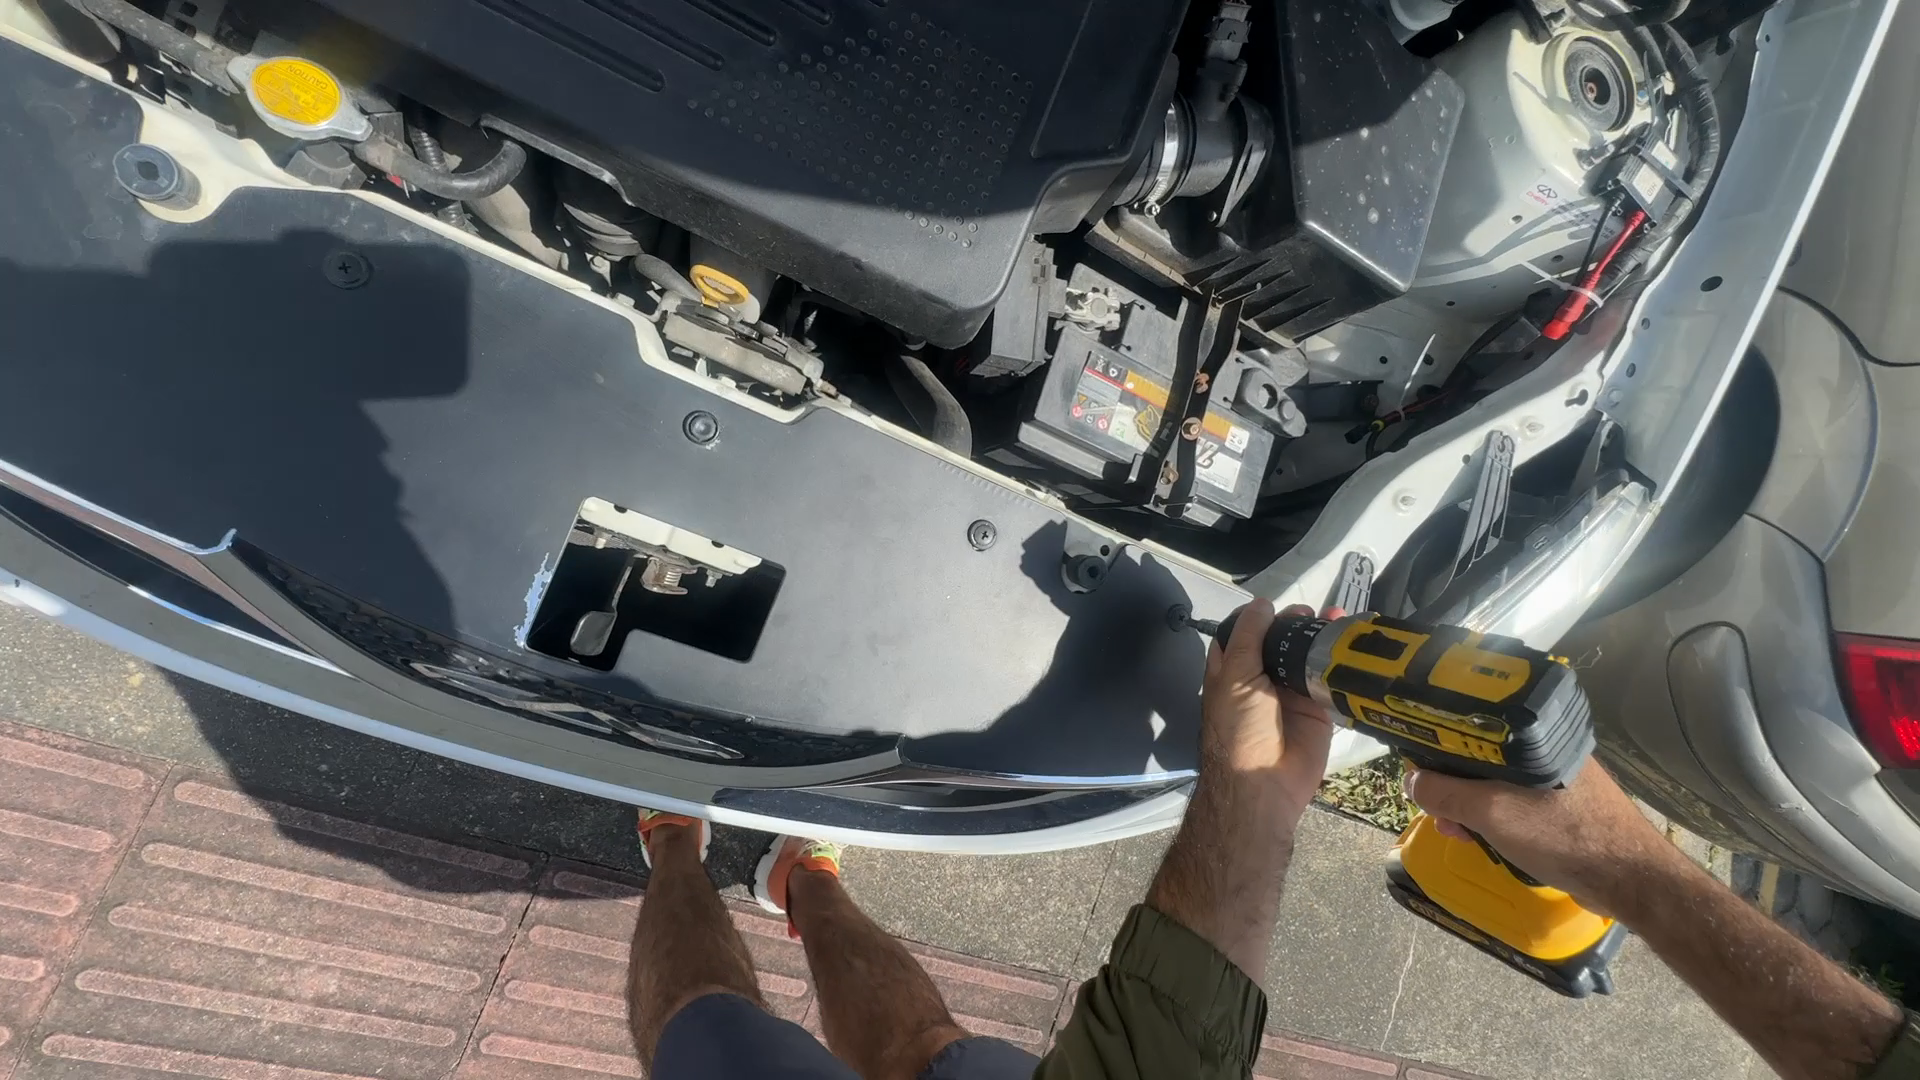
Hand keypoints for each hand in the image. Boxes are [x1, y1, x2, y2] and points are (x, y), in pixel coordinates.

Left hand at [1200, 599, 1334, 819]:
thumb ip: (1248, 637)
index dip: (1259, 616)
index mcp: (1231, 667)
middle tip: (1313, 610)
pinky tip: (1354, 643)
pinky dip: (1341, 661)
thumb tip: (1261, 604)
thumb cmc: (1239, 724)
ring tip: (1336, 617)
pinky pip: (1329, 678)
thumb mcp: (1235, 674)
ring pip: (1305, 656)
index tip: (1278, 603)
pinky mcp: (1316, 707)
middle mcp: (1259, 677)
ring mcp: (1289, 692)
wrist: (1264, 779)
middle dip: (1295, 623)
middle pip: (1278, 641)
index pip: (1243, 632)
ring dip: (1320, 636)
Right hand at [1402, 757, 1679, 917]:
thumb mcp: (1491, 812)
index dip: (1437, 750)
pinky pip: (1516, 804)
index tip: (1422, 775)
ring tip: (1460, 834)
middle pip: (1478, 760)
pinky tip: (1488, 841)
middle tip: (1440, 814)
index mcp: (1532, 739)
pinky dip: (1495, 819)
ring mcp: (1559, 782)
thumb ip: (1443, 793)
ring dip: (1470, 808)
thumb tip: (1412, 782)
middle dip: (1451, 788)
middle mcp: (1545, 753)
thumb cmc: (1564, 838)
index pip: (1469, 731)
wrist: (1638, 886)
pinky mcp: (1568, 809)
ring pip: (1496, 785)